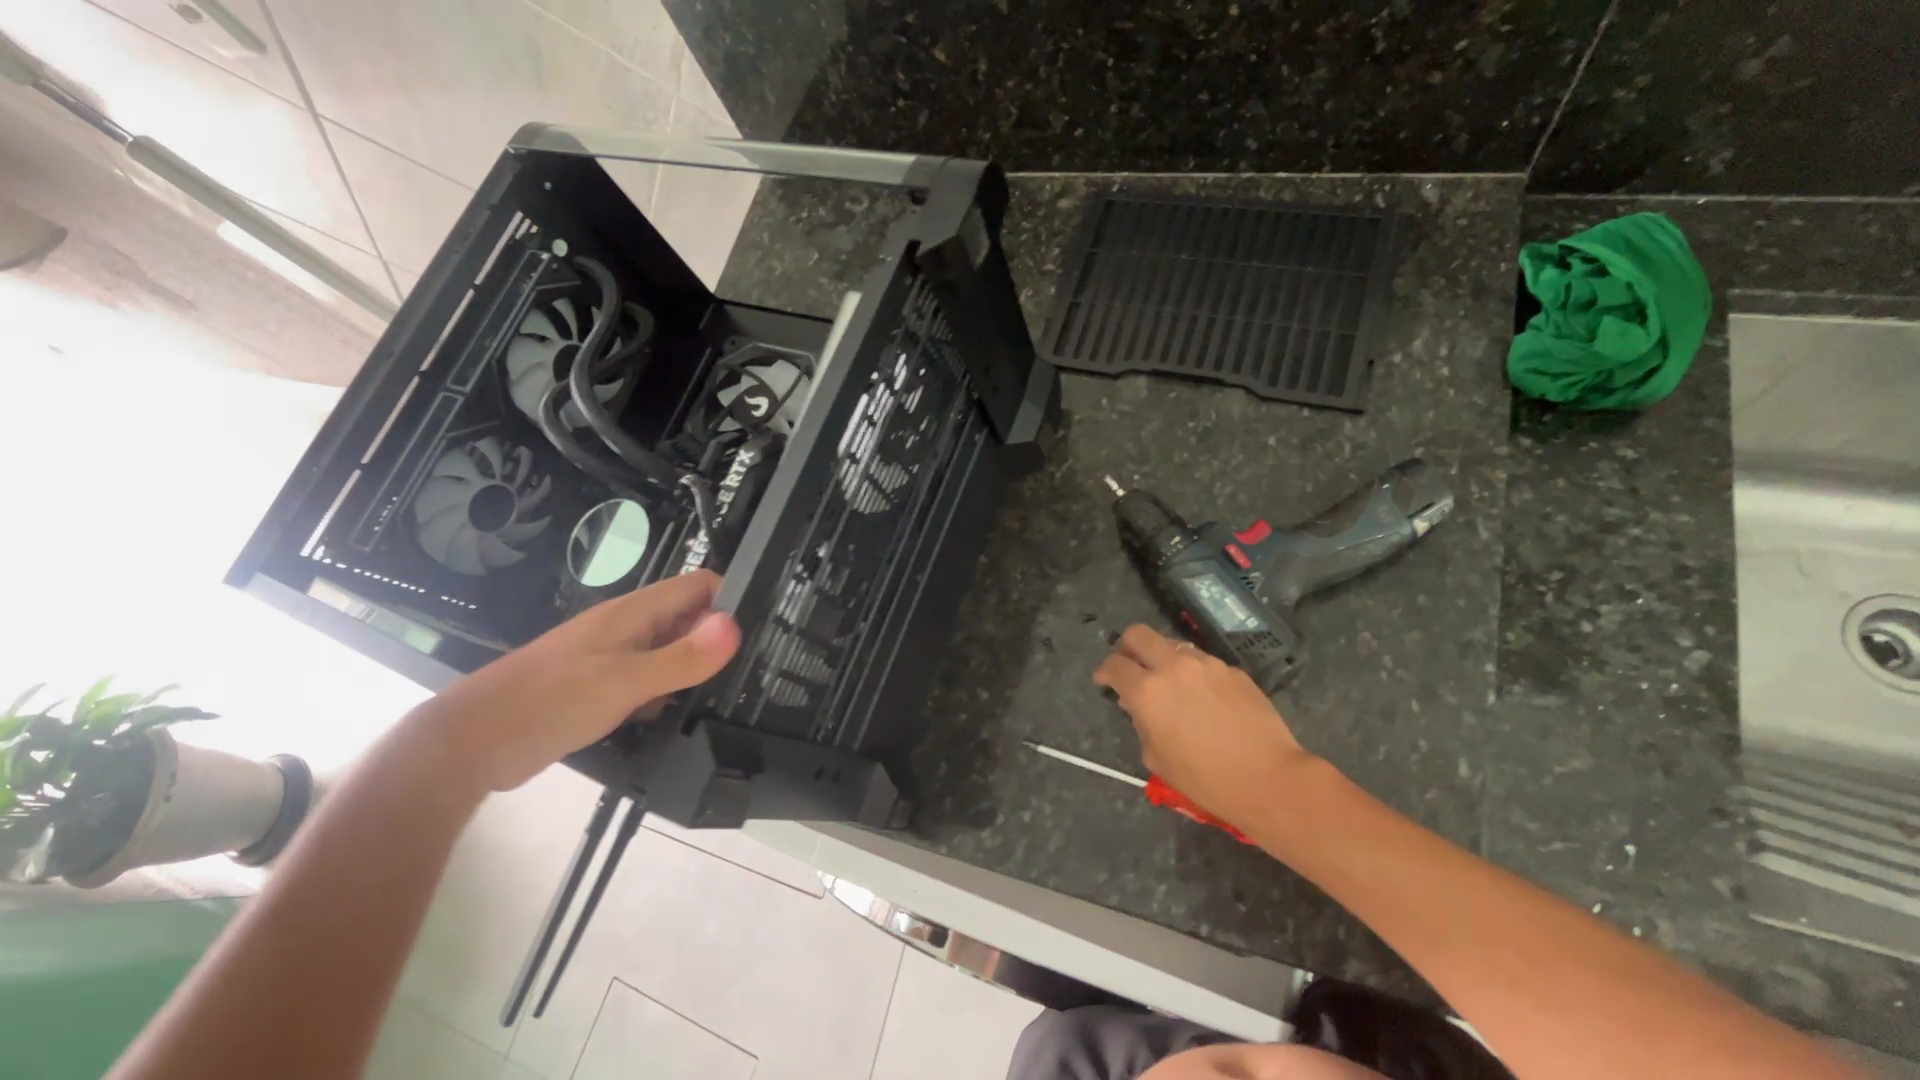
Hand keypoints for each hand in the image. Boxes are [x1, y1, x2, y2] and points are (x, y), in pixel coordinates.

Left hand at [409, 570, 740, 791]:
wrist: (473, 743)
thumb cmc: (548, 702)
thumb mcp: (624, 682)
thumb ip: (681, 658)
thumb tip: (735, 626)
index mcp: (632, 614)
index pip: (698, 585)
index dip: (732, 598)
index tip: (764, 628)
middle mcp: (625, 630)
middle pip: (687, 619)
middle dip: (719, 637)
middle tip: (756, 670)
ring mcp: (611, 660)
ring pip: (668, 653)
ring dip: (694, 669)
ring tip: (731, 695)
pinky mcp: (598, 691)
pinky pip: (647, 683)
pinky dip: (667, 696)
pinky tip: (682, 719)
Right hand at [1092, 624, 1316, 828]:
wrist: (1267, 777)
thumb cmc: (1204, 778)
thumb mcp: (1156, 758)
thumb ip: (1141, 724)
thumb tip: (1139, 706)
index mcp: (1148, 691)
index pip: (1115, 665)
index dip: (1104, 671)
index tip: (1104, 680)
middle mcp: (1175, 667)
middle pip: (1140, 635)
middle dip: (1127, 646)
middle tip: (1129, 664)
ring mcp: (1208, 664)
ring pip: (1175, 646)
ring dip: (1164, 659)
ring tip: (1171, 685)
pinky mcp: (1234, 671)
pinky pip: (1205, 663)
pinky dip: (1195, 674)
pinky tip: (1205, 699)